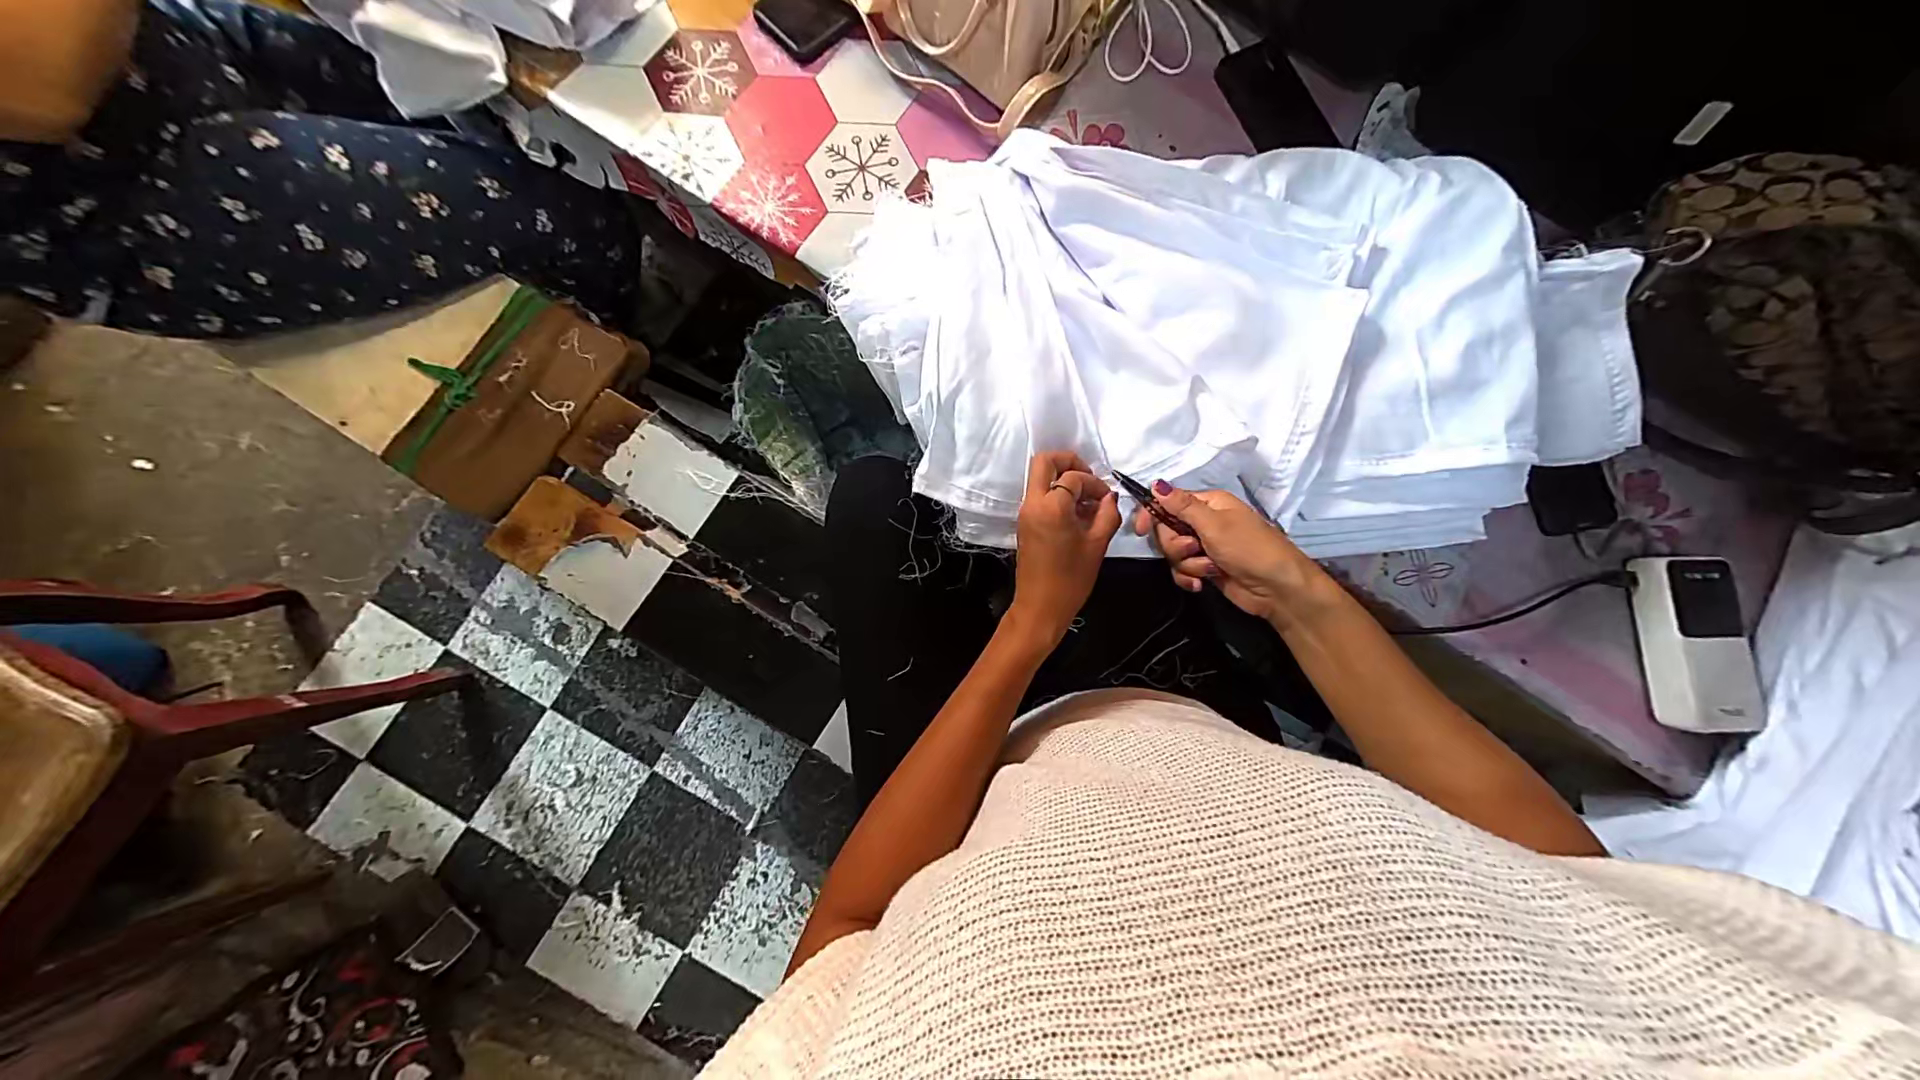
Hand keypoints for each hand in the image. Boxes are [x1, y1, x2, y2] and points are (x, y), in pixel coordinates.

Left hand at [1010, 452, 1121, 644]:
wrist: (1040, 607)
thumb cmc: (1071, 579)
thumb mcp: (1097, 544)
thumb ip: (1107, 514)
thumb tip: (1110, 498)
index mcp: (1051, 506)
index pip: (1073, 476)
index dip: (1094, 483)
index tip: (1107, 499)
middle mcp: (1032, 503)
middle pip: (1044, 462)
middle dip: (1069, 462)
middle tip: (1090, 480)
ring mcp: (1025, 513)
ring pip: (1040, 479)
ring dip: (1063, 481)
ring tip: (1087, 503)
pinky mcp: (1024, 523)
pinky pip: (1039, 496)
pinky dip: (1057, 495)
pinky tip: (1077, 515)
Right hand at [1132, 483, 1338, 628]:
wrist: (1277, 588)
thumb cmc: (1250, 549)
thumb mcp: (1214, 524)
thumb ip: (1182, 506)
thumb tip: (1155, 484)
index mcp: (1208, 504)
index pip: (1168, 502)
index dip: (1152, 515)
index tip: (1140, 530)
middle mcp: (1203, 523)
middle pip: (1166, 531)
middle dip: (1176, 545)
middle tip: (1195, 549)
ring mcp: (1204, 547)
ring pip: (1173, 554)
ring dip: (1187, 564)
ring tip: (1210, 569)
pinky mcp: (1205, 569)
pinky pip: (1181, 571)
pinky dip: (1189, 578)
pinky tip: (1202, 584)